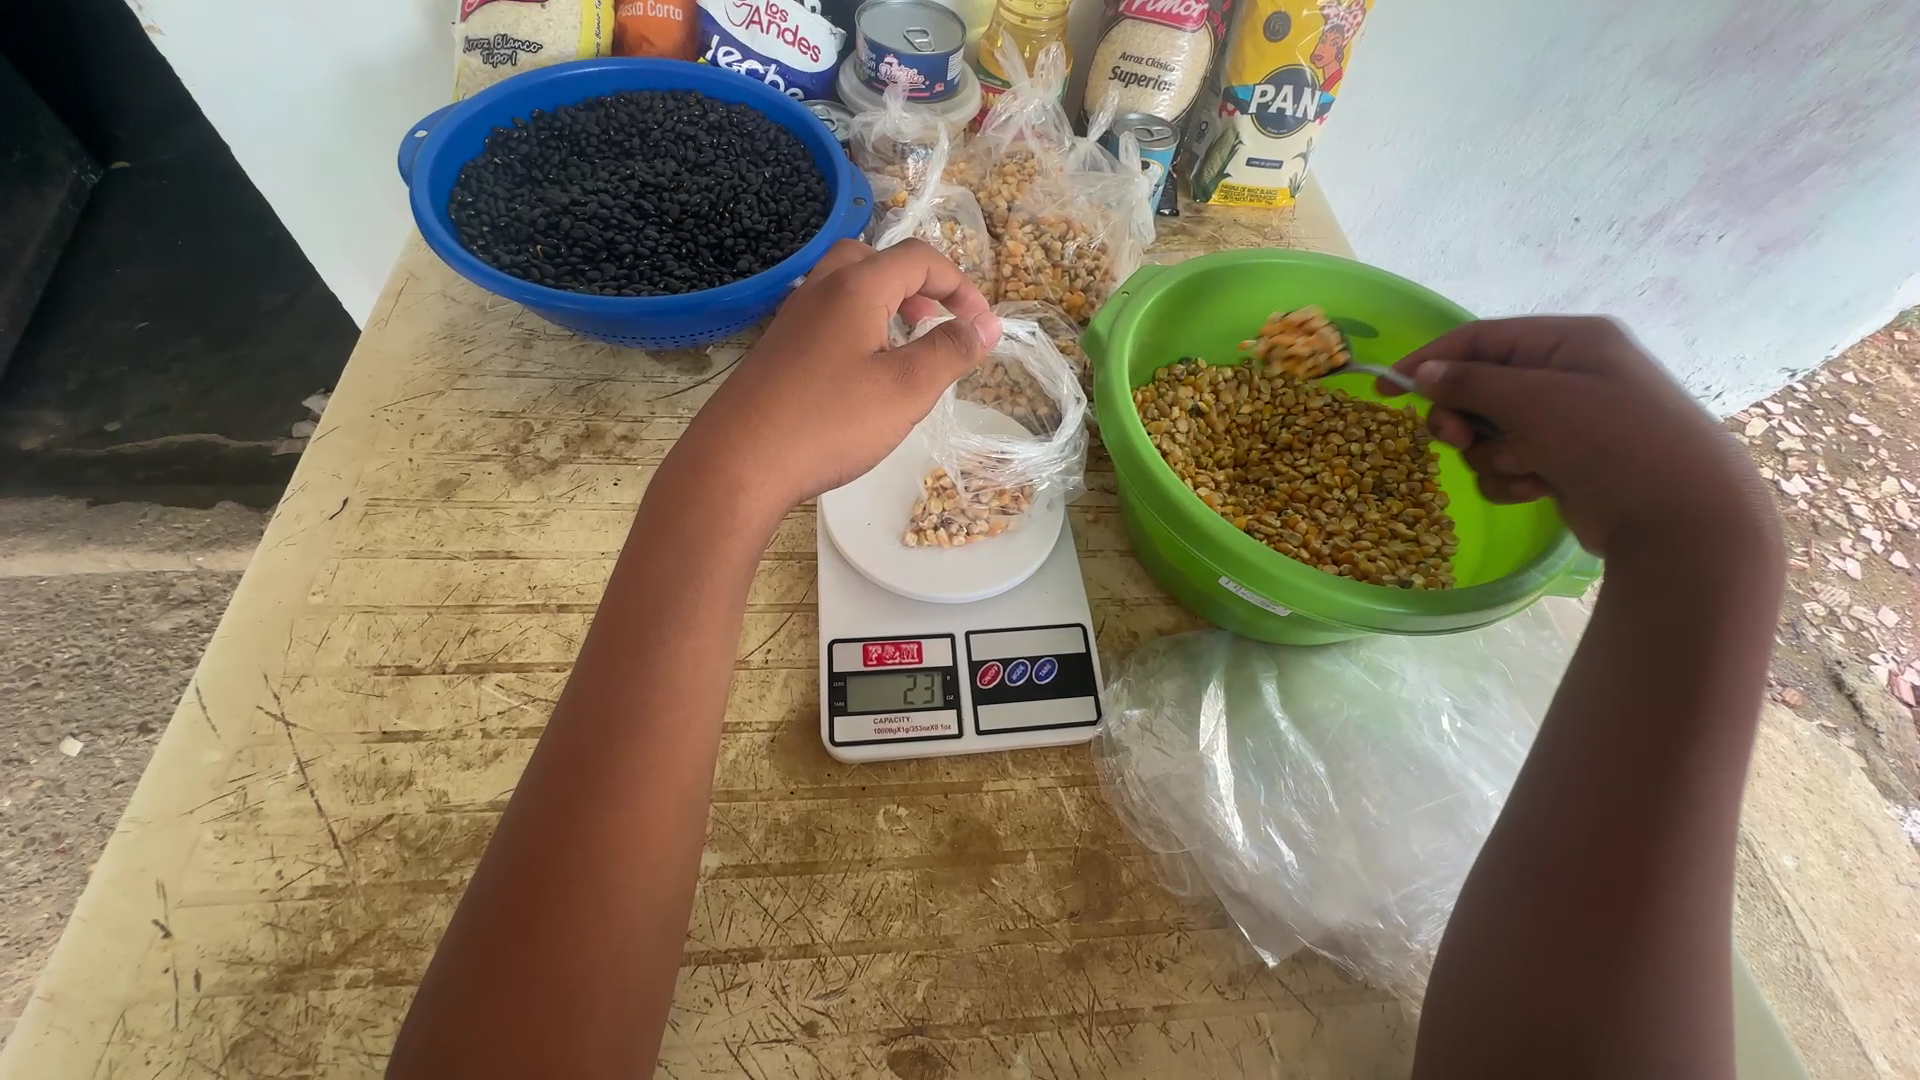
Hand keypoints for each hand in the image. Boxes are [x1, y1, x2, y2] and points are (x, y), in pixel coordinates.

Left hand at [673, 239, 1000, 515]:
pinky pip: (825, 318)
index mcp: (855, 288)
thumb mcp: (906, 390)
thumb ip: (949, 352)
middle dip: (916, 284)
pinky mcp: (776, 351)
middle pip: (875, 259)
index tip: (983, 328)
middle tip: (934, 321)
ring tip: (903, 346)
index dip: (961, 287)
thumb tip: (984, 327)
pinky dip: (856, 327)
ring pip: (846, 288)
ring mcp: (791, 319)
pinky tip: (861, 374)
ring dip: (885, 304)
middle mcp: (818, 290)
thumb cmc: (829, 422)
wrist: (738, 462)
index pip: (919, 259)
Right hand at [1385, 316, 1776, 556]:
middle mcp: (1567, 375)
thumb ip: (1468, 383)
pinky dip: (1512, 478)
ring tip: (1527, 468)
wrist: (1678, 516)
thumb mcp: (1531, 400)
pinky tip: (1541, 488)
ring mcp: (1566, 421)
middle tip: (1458, 442)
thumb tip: (1422, 373)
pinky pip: (1506, 464)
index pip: (1478, 339)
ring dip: (1493, 455)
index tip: (1383, 389)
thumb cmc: (1608, 440)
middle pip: (1477, 389)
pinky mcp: (1563, 461)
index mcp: (1568, 342)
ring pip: (1487, 433)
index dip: (1426, 361)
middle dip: (1463, 420)